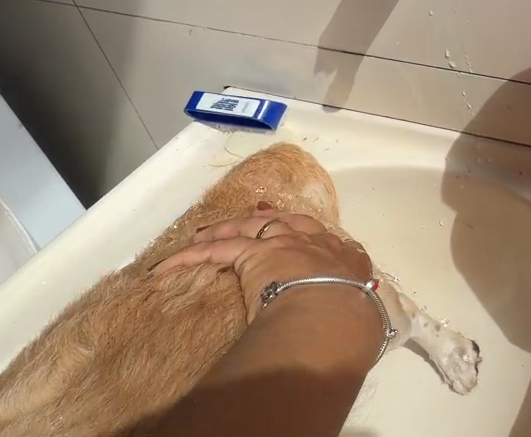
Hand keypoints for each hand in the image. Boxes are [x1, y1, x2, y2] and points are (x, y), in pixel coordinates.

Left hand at [152, 202, 376, 321]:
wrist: (334, 308)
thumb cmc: (351, 312)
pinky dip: (192, 255)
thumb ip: (354, 302)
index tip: (291, 226)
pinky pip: (218, 249)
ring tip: (203, 234)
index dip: (302, 228)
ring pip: (250, 228)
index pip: (318, 234)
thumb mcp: (361, 303)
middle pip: (284, 221)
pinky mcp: (255, 254)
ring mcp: (285, 243)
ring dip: (225, 230)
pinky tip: (169, 265)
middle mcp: (315, 241)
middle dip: (266, 218)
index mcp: (341, 253)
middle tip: (252, 213)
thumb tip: (355, 316)